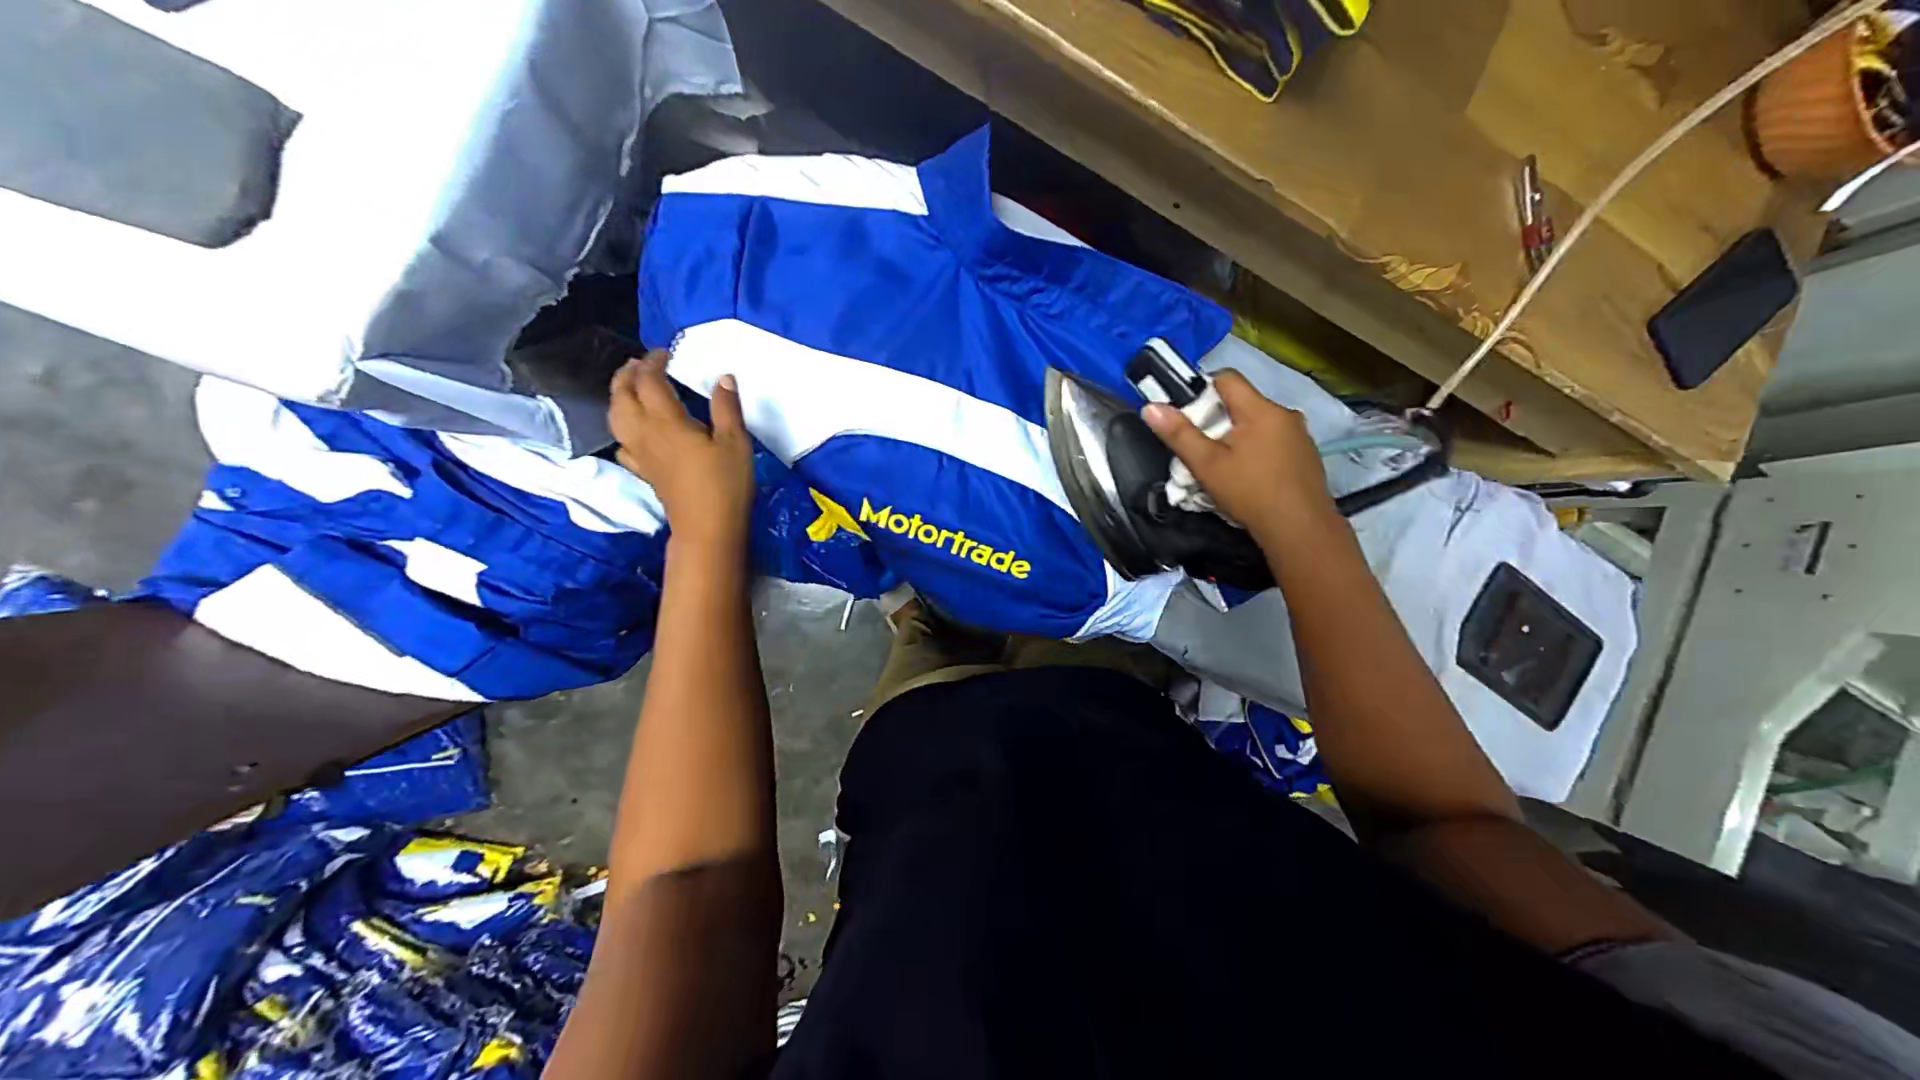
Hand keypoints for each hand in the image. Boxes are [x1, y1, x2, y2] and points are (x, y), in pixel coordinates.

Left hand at [610, 350, 754, 542]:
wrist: (707, 528)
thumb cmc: (725, 484)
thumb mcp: (735, 442)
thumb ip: (726, 407)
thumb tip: (723, 378)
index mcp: (666, 421)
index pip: (648, 381)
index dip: (653, 362)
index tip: (666, 353)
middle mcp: (645, 433)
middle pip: (622, 395)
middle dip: (628, 374)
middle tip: (642, 364)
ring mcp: (640, 454)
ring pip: (615, 417)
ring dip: (619, 396)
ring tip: (632, 388)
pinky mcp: (643, 471)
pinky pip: (622, 443)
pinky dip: (624, 428)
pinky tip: (635, 430)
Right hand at [1141, 369, 1335, 543]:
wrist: (1300, 529)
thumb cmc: (1250, 493)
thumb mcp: (1206, 465)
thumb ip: (1179, 434)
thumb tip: (1150, 407)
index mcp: (1260, 410)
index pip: (1227, 378)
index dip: (1202, 389)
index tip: (1189, 416)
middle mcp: (1285, 414)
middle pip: (1242, 403)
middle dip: (1218, 419)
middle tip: (1201, 448)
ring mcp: (1300, 435)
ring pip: (1259, 424)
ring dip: (1239, 437)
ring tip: (1225, 466)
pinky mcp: (1307, 456)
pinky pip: (1275, 441)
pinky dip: (1258, 451)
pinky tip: (1250, 477)